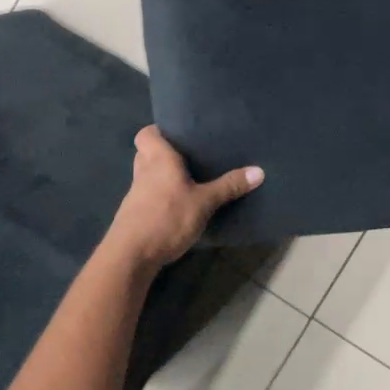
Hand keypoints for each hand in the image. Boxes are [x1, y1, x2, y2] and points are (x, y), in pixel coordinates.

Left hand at [105, 126, 262, 271]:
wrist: (129, 259)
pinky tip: (178, 206)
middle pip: (146, 153)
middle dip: (163, 153)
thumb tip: (260, 171)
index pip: (146, 134)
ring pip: (146, 176)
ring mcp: (135, 196)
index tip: (178, 132)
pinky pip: (147, 197)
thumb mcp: (204, 202)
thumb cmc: (166, 218)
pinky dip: (159, 198)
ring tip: (188, 179)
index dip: (159, 130)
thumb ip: (229, 186)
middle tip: (188, 154)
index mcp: (158, 160)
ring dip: (161, 177)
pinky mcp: (133, 217)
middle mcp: (143, 173)